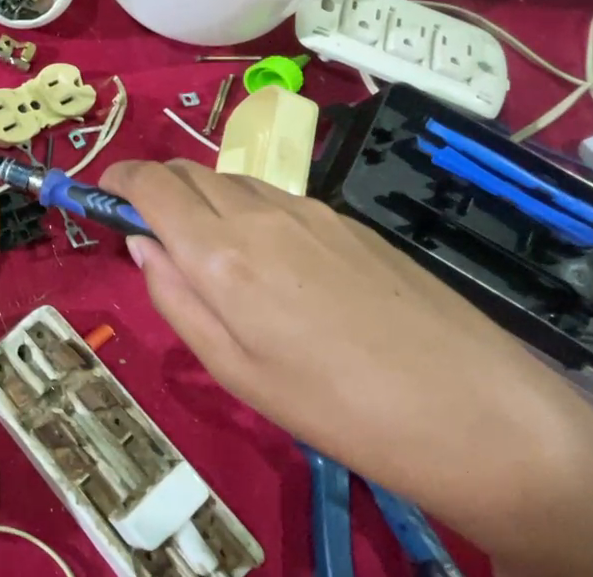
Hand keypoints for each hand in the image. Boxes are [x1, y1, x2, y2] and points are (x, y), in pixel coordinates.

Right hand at [100, 160, 592, 558]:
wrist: (488, 421)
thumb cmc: (341, 411)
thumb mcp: (235, 371)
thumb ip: (174, 296)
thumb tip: (140, 242)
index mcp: (221, 254)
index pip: (150, 183)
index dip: (117, 179)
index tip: (104, 194)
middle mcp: (260, 215)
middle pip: (187, 171)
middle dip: (155, 187)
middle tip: (151, 229)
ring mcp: (312, 213)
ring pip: (231, 180)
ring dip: (202, 198)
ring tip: (212, 252)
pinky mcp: (352, 223)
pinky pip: (276, 197)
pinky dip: (247, 209)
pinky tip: (273, 261)